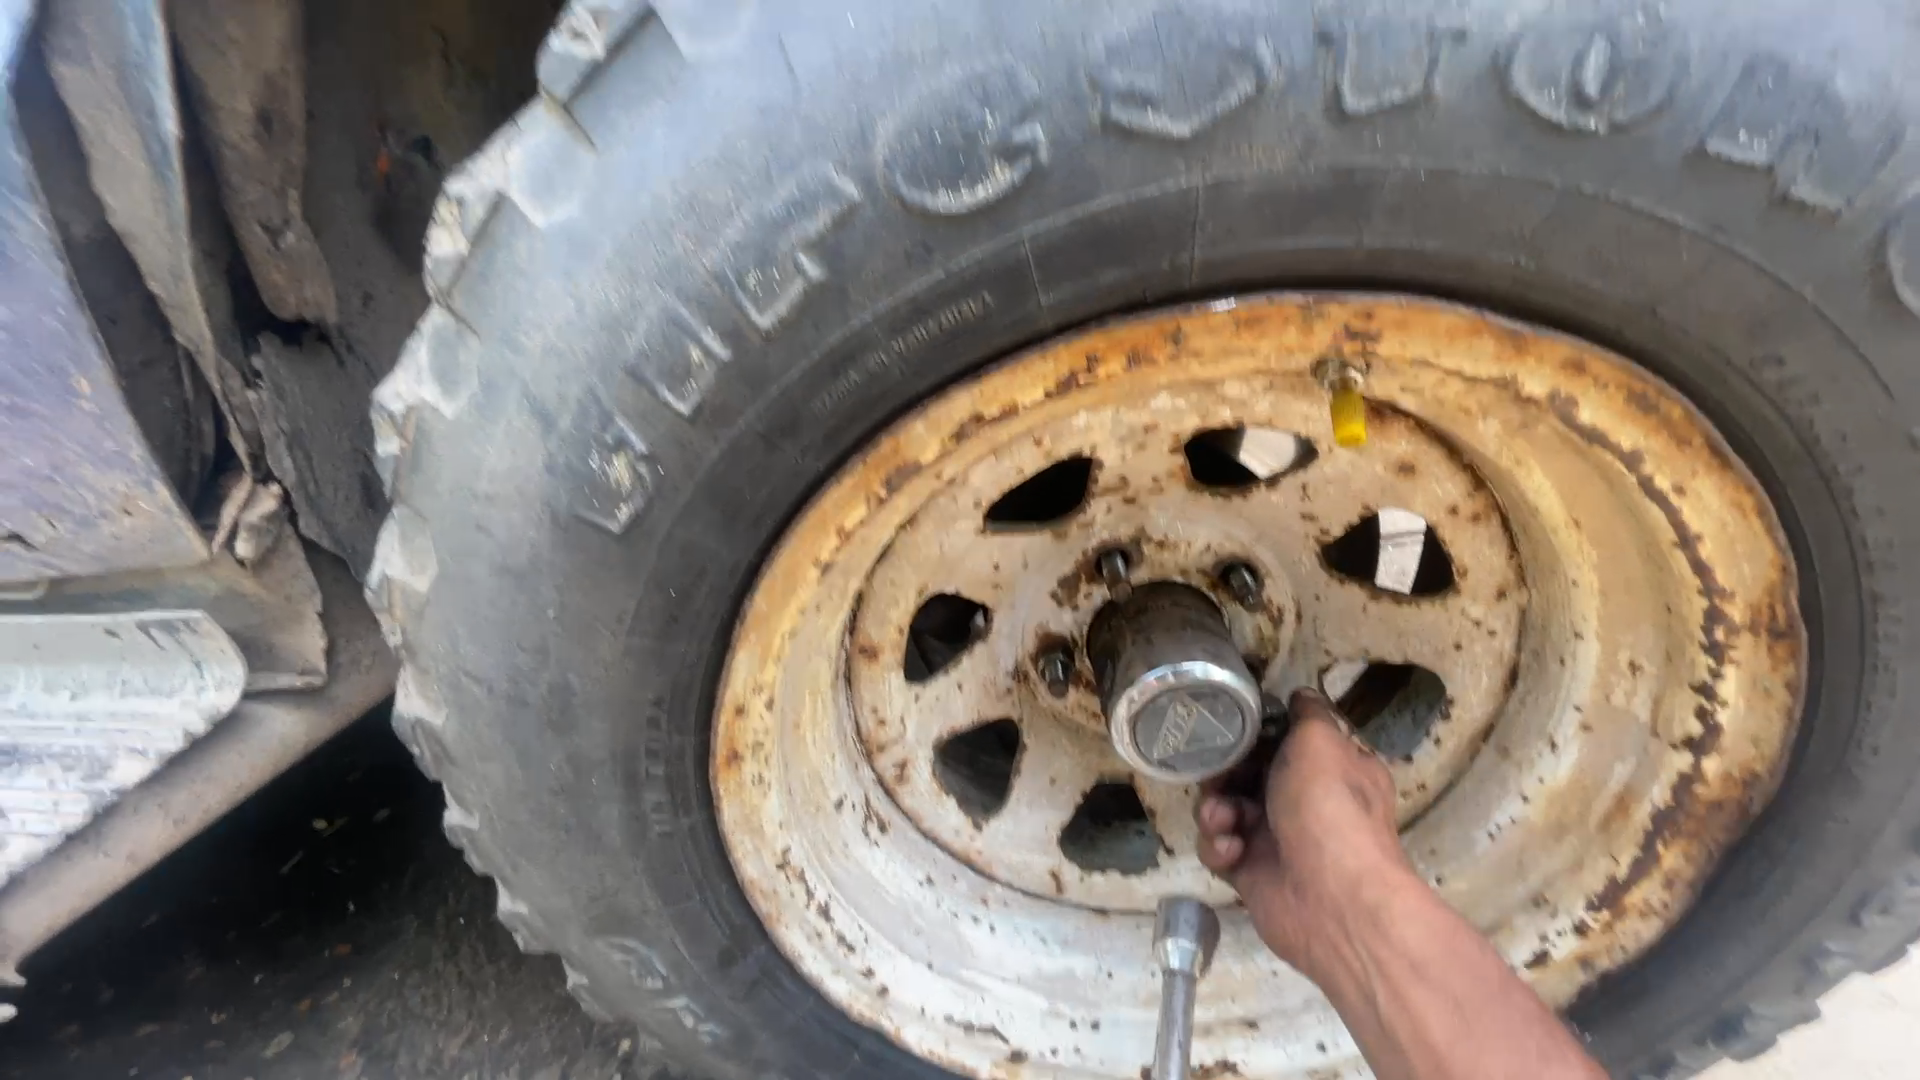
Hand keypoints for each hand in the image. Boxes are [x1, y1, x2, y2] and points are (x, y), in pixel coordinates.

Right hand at [1194, 687, 1415, 980]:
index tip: (1233, 730)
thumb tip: (1302, 693)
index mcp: (1329, 771)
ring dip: (1215, 809)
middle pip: (1244, 774)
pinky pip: (1218, 849)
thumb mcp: (1322, 741)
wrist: (1331, 898)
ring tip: (1223, 819)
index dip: (1254, 736)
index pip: (1283, 742)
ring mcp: (1275, 840)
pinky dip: (1218, 846)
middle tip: (1217, 775)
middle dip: (1224, 773)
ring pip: (1225, 809)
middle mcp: (1304, 803)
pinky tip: (1232, 851)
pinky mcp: (1250, 873)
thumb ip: (1308, 713)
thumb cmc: (1329, 808)